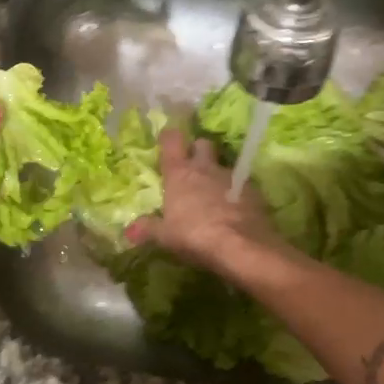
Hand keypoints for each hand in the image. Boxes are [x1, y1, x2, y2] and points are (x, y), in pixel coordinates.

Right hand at [126, 129, 290, 276]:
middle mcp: (205, 168)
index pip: (172, 139)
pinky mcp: (254, 192)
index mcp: (179, 172)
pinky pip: (243, 186)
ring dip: (218, 176)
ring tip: (215, 194)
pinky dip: (238, 194)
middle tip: (193, 165)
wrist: (242, 246)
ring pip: (223, 166)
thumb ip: (148, 229)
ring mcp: (232, 178)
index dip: (169, 137)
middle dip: (198, 150)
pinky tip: (236, 210)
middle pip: (203, 144)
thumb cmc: (195, 235)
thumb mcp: (165, 236)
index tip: (166, 141)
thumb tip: (129, 231)